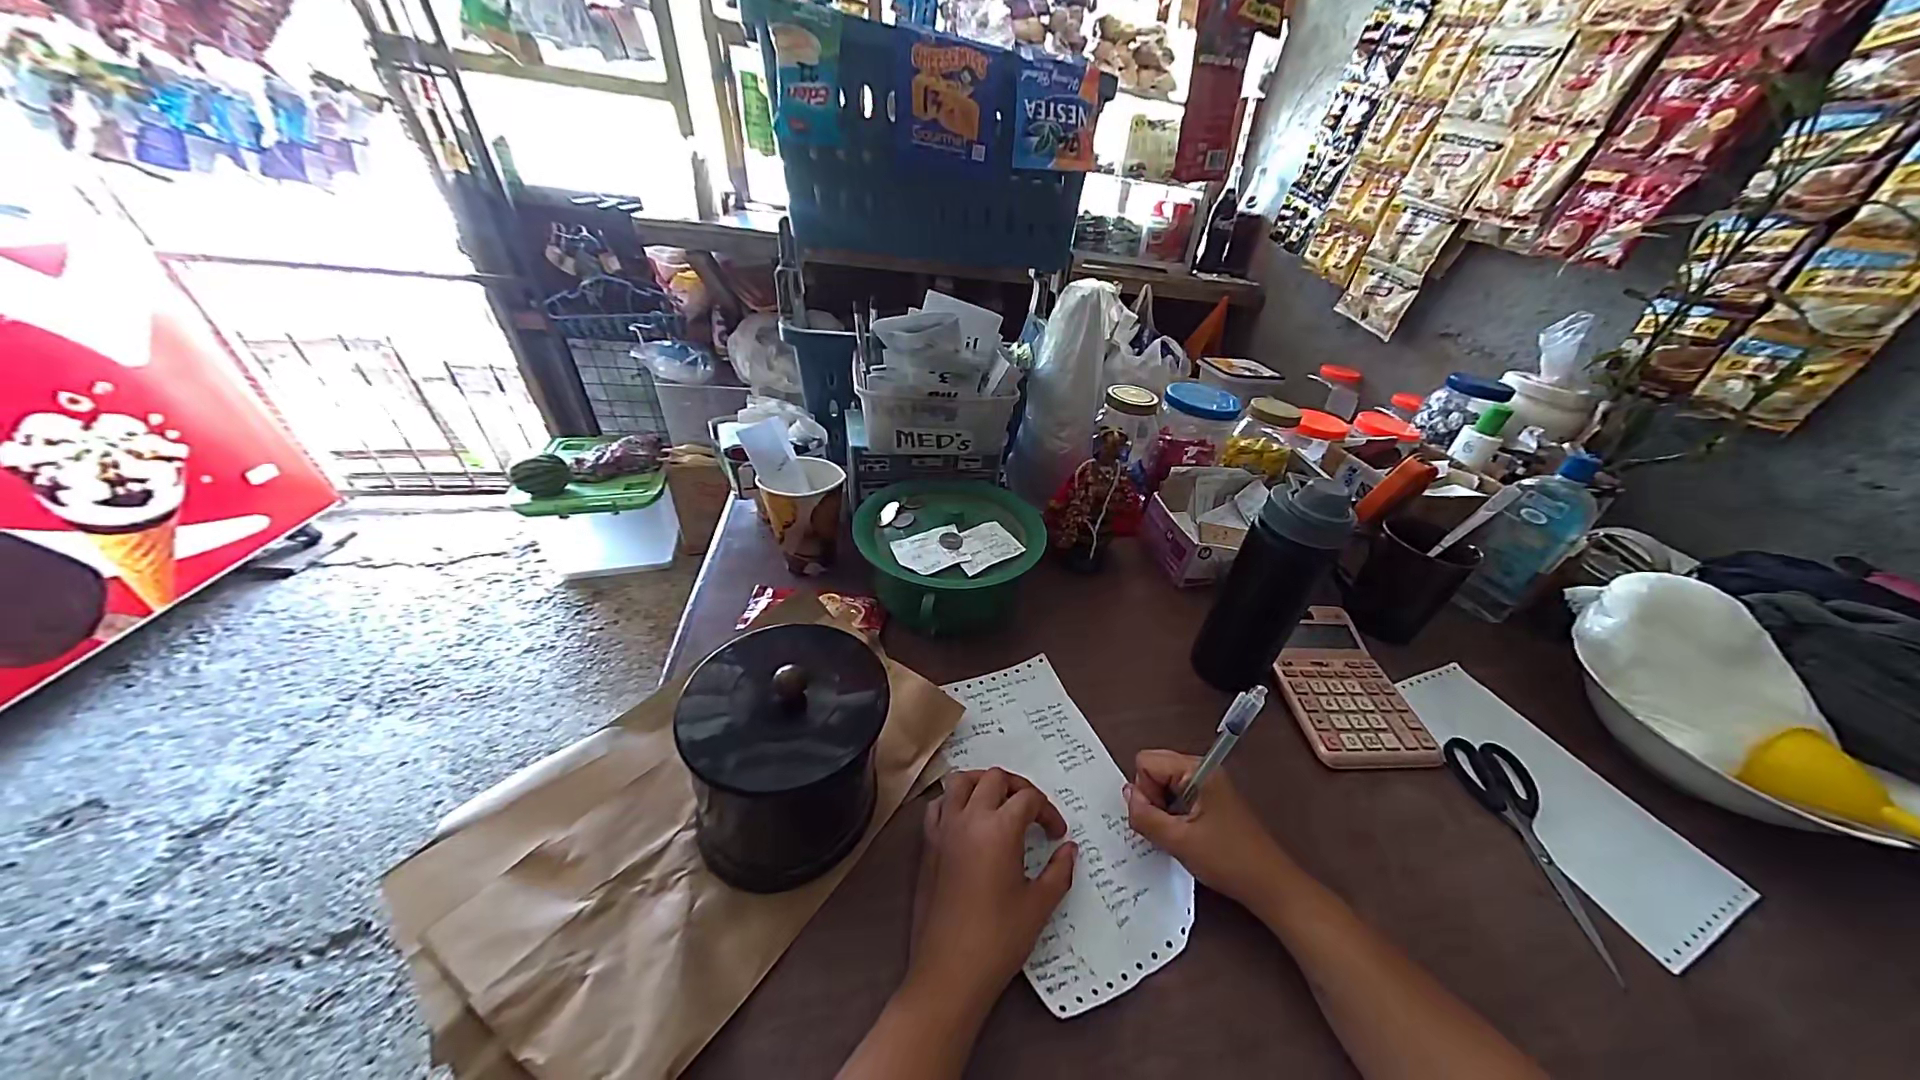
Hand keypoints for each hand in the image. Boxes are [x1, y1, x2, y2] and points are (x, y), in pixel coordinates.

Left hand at [908, 768, 1076, 1010]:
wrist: (949, 970)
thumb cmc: (998, 939)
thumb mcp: (1039, 904)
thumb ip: (1059, 870)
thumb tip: (1068, 850)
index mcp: (999, 828)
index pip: (1028, 798)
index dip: (1047, 812)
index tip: (1055, 834)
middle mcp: (969, 819)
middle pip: (995, 778)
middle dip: (1019, 787)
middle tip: (1032, 810)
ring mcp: (944, 829)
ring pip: (961, 781)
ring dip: (982, 783)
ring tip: (999, 801)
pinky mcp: (927, 844)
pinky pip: (938, 805)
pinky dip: (954, 801)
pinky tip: (967, 819)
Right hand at [1124, 749, 1286, 904]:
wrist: (1271, 886)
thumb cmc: (1229, 860)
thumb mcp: (1178, 840)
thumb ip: (1144, 815)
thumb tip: (1127, 795)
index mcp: (1197, 769)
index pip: (1146, 762)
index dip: (1144, 790)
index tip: (1161, 817)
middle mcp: (1202, 769)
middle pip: (1154, 770)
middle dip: (1152, 799)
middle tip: (1170, 827)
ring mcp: (1208, 784)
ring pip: (1163, 785)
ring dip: (1163, 809)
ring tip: (1180, 835)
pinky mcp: (1211, 800)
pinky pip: (1177, 796)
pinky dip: (1173, 814)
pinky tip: (1187, 836)